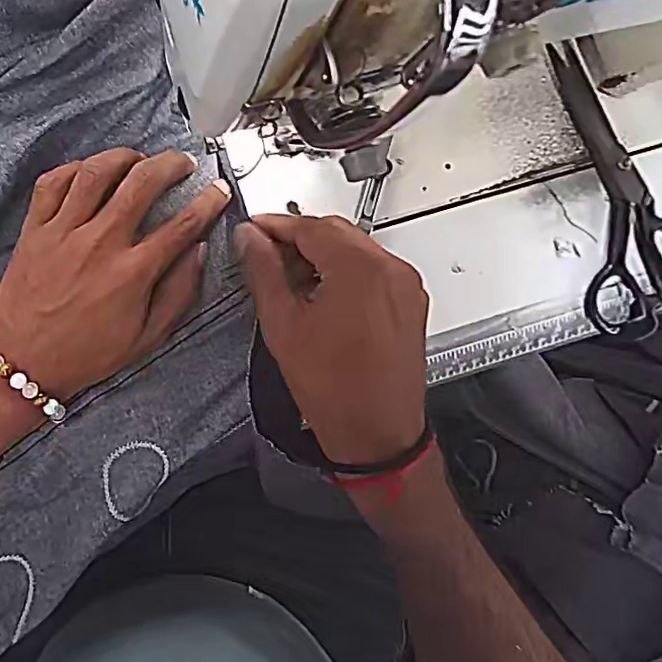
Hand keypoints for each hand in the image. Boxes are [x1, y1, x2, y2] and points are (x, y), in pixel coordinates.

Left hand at [0, 148, 230, 455]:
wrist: (26, 361)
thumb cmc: (85, 353)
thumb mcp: (147, 337)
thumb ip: (179, 293)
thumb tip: (198, 253)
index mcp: (131, 273)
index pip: (182, 224)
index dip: (208, 202)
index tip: (217, 192)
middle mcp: (98, 245)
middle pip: (142, 182)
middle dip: (170, 164)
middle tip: (180, 164)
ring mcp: (63, 233)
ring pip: (97, 172)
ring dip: (124, 156)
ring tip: (138, 159)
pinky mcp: (35, 230)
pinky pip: (53, 182)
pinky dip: (74, 168)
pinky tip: (89, 172)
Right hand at [233, 214, 428, 466]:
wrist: (376, 434)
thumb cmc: (338, 392)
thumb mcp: (283, 325)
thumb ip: (263, 272)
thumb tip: (251, 240)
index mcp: (361, 270)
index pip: (310, 226)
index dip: (275, 226)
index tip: (254, 230)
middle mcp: (391, 270)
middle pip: (336, 231)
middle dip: (297, 238)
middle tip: (265, 253)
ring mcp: (405, 286)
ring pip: (355, 248)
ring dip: (321, 254)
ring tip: (290, 279)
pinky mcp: (410, 302)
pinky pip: (373, 269)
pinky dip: (344, 271)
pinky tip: (320, 293)